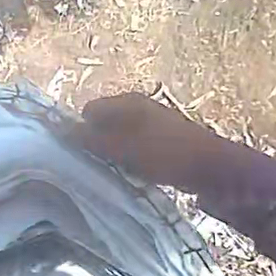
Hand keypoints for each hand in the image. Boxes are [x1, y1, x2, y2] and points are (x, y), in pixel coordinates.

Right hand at [75, 93, 208, 188]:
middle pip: (104, 123)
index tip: (83, 153)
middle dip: (98, 143)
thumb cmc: (165, 154)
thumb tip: (59, 129)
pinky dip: (132, 159)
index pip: (89, 111)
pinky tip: (137, 173)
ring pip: (119, 137)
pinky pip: (135, 147)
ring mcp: (154, 123)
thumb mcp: (121, 147)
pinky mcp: (165, 140)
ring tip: (120, 171)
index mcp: (128, 102)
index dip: (81, 130)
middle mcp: (140, 107)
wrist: (215, 170)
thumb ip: (89, 138)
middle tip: (100, 164)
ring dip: (115, 153)